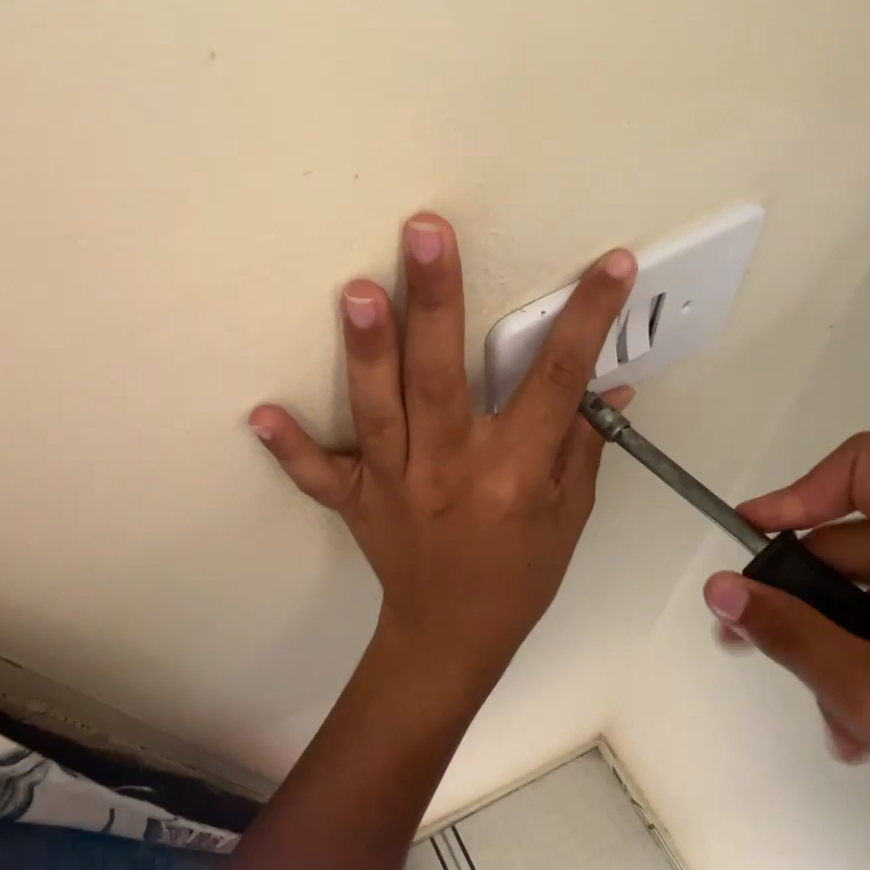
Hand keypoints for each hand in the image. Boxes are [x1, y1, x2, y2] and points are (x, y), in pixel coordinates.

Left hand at [250, 213, 635, 668]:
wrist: (451, 636)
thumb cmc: (517, 576)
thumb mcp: (568, 516)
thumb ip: (581, 446)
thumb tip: (610, 384)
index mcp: (514, 472)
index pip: (555, 381)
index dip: (585, 320)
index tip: (607, 264)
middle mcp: (451, 468)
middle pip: (442, 377)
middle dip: (436, 302)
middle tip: (423, 233)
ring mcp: (395, 484)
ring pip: (379, 410)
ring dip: (367, 350)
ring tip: (358, 289)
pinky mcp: (355, 500)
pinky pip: (318, 474)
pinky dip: (289, 447)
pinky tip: (259, 413)